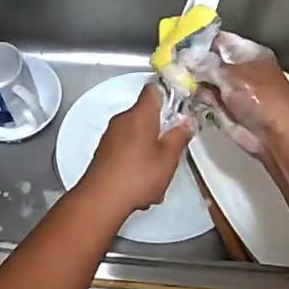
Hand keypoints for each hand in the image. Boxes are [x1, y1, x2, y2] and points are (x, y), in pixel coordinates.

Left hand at [78, 82, 194, 214]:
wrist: (101, 199)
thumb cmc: (139, 174)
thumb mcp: (168, 157)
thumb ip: (180, 136)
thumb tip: (187, 120)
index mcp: (140, 115)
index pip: (153, 90)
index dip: (168, 92)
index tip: (181, 105)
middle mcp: (122, 120)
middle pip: (146, 116)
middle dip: (161, 132)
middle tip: (172, 151)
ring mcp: (110, 136)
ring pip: (138, 137)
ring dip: (150, 152)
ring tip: (157, 176)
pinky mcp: (104, 152)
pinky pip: (127, 151)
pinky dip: (136, 163)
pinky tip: (141, 185)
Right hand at [183, 31, 288, 155]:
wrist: (275, 137)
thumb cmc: (263, 100)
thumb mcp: (232, 76)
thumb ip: (206, 65)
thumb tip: (186, 58)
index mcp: (248, 53)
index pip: (220, 40)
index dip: (199, 40)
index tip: (178, 40)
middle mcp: (239, 69)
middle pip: (209, 60)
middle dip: (191, 61)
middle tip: (170, 59)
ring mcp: (231, 88)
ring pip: (204, 78)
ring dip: (190, 78)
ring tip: (172, 75)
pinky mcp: (223, 107)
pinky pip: (203, 96)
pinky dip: (192, 94)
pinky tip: (180, 90)